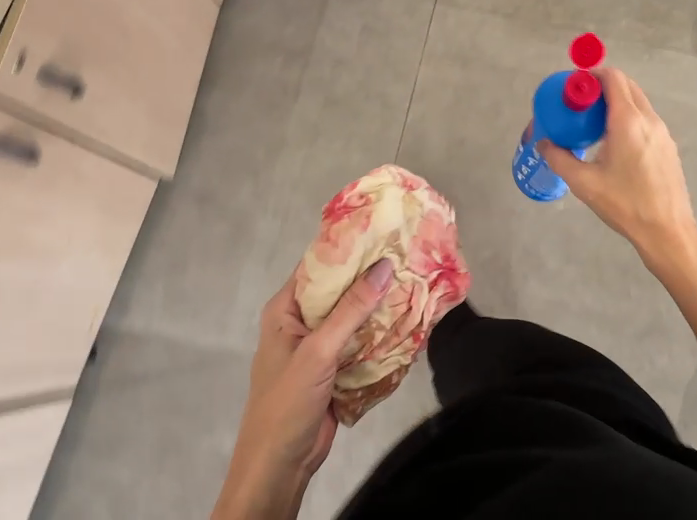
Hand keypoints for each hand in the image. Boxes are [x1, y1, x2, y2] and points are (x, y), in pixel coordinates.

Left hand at [213, 259, 394, 519]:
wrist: (279, 466)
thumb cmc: (286, 403)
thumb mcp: (318, 351)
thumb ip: (351, 310)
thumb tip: (384, 265)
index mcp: (285, 309)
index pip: (319, 265)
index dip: (349, 247)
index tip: (383, 230)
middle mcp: (302, 321)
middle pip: (341, 290)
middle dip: (371, 277)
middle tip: (409, 254)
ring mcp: (320, 346)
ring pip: (354, 316)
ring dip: (380, 306)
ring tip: (416, 281)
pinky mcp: (336, 368)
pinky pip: (362, 342)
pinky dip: (381, 334)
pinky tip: (409, 321)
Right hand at [538, 67, 696, 268]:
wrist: (667, 231)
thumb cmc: (625, 204)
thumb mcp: (584, 183)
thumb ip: (560, 158)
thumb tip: (543, 143)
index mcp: (628, 121)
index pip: (613, 78)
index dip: (592, 75)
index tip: (575, 88)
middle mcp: (649, 119)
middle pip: (627, 85)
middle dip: (603, 86)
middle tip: (581, 104)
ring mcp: (662, 132)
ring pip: (638, 102)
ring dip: (617, 102)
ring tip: (595, 123)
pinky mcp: (668, 146)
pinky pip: (646, 119)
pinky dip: (629, 117)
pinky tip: (615, 143)